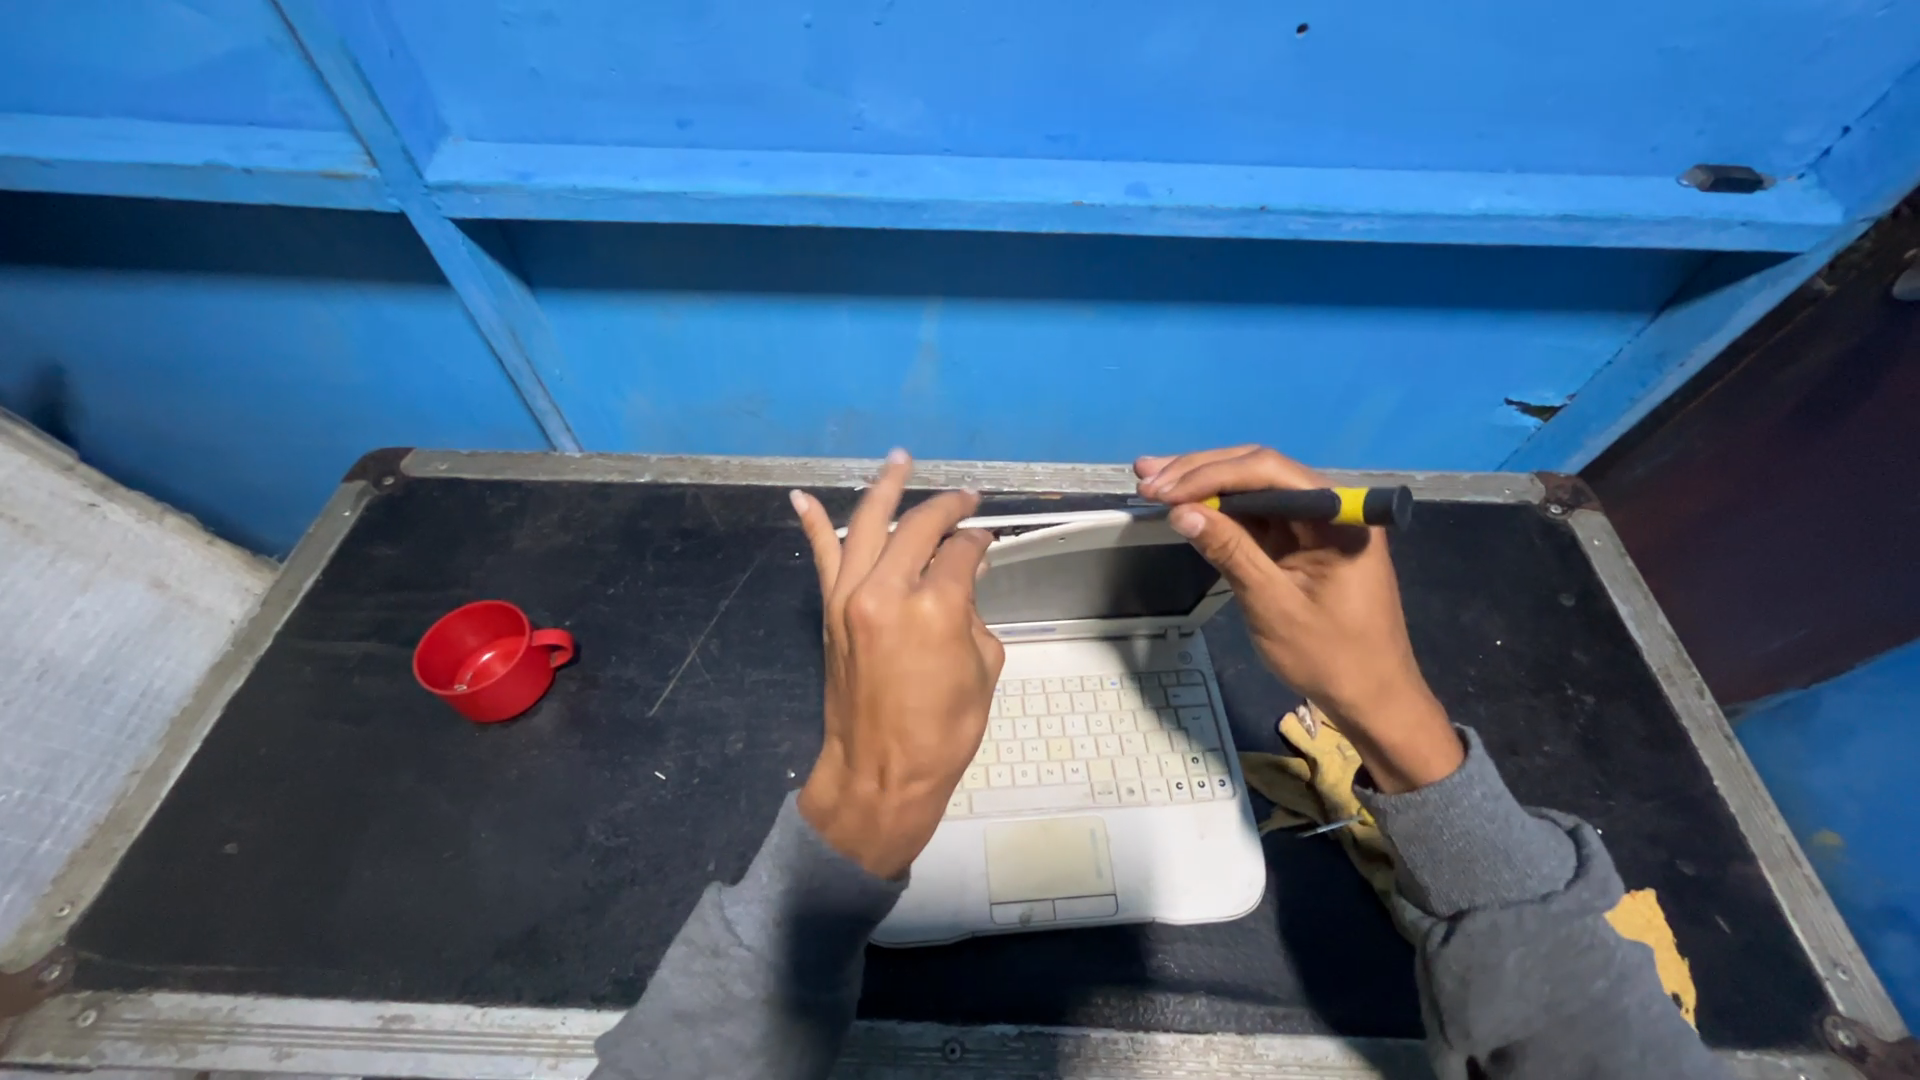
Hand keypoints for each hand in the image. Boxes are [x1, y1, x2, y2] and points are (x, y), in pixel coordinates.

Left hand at [790, 450, 1004, 877]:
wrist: (880, 771)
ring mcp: (852, 596)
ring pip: (869, 523)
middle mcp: (890, 589)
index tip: (986, 542)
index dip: (978, 543)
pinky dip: (814, 524)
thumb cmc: (943, 731)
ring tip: (899, 460)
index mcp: (938, 606)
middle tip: (964, 498)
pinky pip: (823, 556)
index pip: (962, 552)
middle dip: (946, 507)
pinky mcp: (830, 610)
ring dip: (885, 488)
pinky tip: (804, 497)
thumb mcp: (983, 667)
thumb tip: (967, 576)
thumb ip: (974, 611)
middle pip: (919, 526)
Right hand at [1136, 446, 1461, 792]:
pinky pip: (1252, 514)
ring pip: (1249, 487)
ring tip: (1151, 481)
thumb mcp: (1273, 605)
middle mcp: (1329, 505)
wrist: (1369, 697)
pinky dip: (1214, 509)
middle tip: (1146, 477)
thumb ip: (1230, 551)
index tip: (1162, 490)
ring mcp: (1312, 522)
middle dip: (1198, 472)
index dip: (1209, 474)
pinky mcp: (1297, 540)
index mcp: (1340, 514)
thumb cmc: (1330, 656)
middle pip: (1256, 470)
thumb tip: (1180, 511)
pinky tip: (1181, 503)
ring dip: (1200, 484)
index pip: (1267, 471)